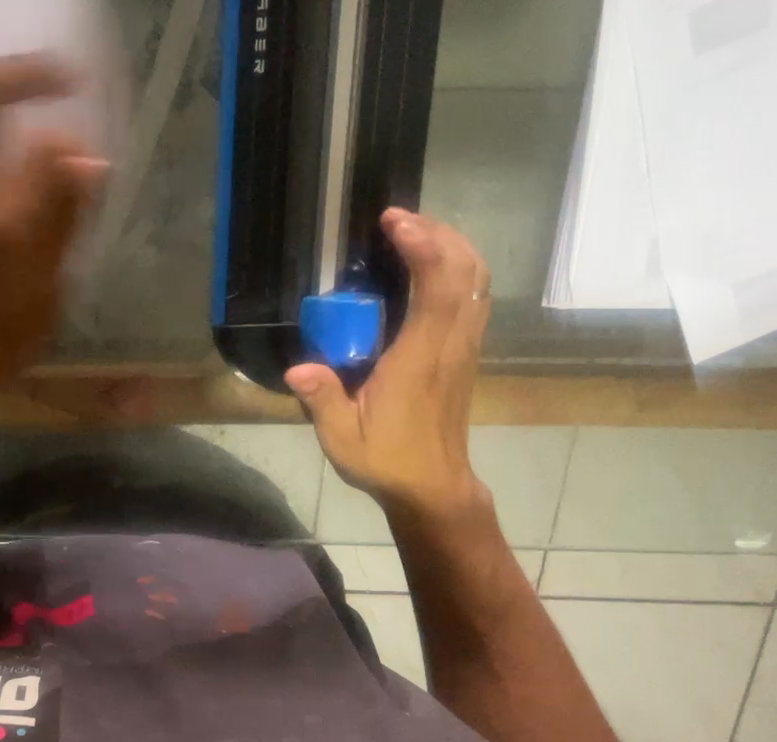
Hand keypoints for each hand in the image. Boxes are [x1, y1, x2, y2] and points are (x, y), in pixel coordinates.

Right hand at [284, 209, 492, 520]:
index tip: (394, 223)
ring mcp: (464, 347)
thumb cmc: (386, 461)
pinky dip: (457, 269)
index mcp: (421, 359)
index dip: (423, 246)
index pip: (437, 288)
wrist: (432, 486)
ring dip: (452, 246)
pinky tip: (431, 268)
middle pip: (467, 270)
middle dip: (440, 234)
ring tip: (415, 234)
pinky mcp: (465, 353)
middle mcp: (451, 344)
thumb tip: (298, 369)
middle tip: (400, 221)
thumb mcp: (342, 438)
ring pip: (477, 280)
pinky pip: (474, 296)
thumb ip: (322, 401)